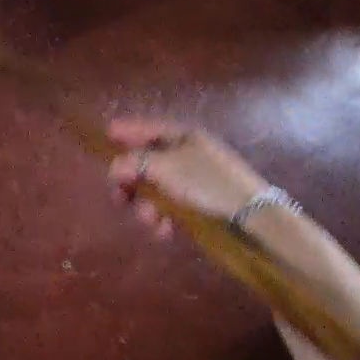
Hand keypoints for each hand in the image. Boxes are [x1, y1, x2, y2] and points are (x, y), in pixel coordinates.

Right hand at [107, 119, 269, 234]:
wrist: (254, 219)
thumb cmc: (206, 183)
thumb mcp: (165, 167)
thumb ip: (134, 162)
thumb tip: (113, 167)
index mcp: (183, 136)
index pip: (147, 128)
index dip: (126, 131)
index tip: (105, 136)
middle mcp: (188, 155)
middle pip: (146, 162)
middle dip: (131, 181)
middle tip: (118, 197)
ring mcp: (195, 181)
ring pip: (156, 189)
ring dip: (147, 206)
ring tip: (150, 220)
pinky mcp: (201, 206)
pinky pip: (171, 208)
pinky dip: (164, 219)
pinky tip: (164, 231)